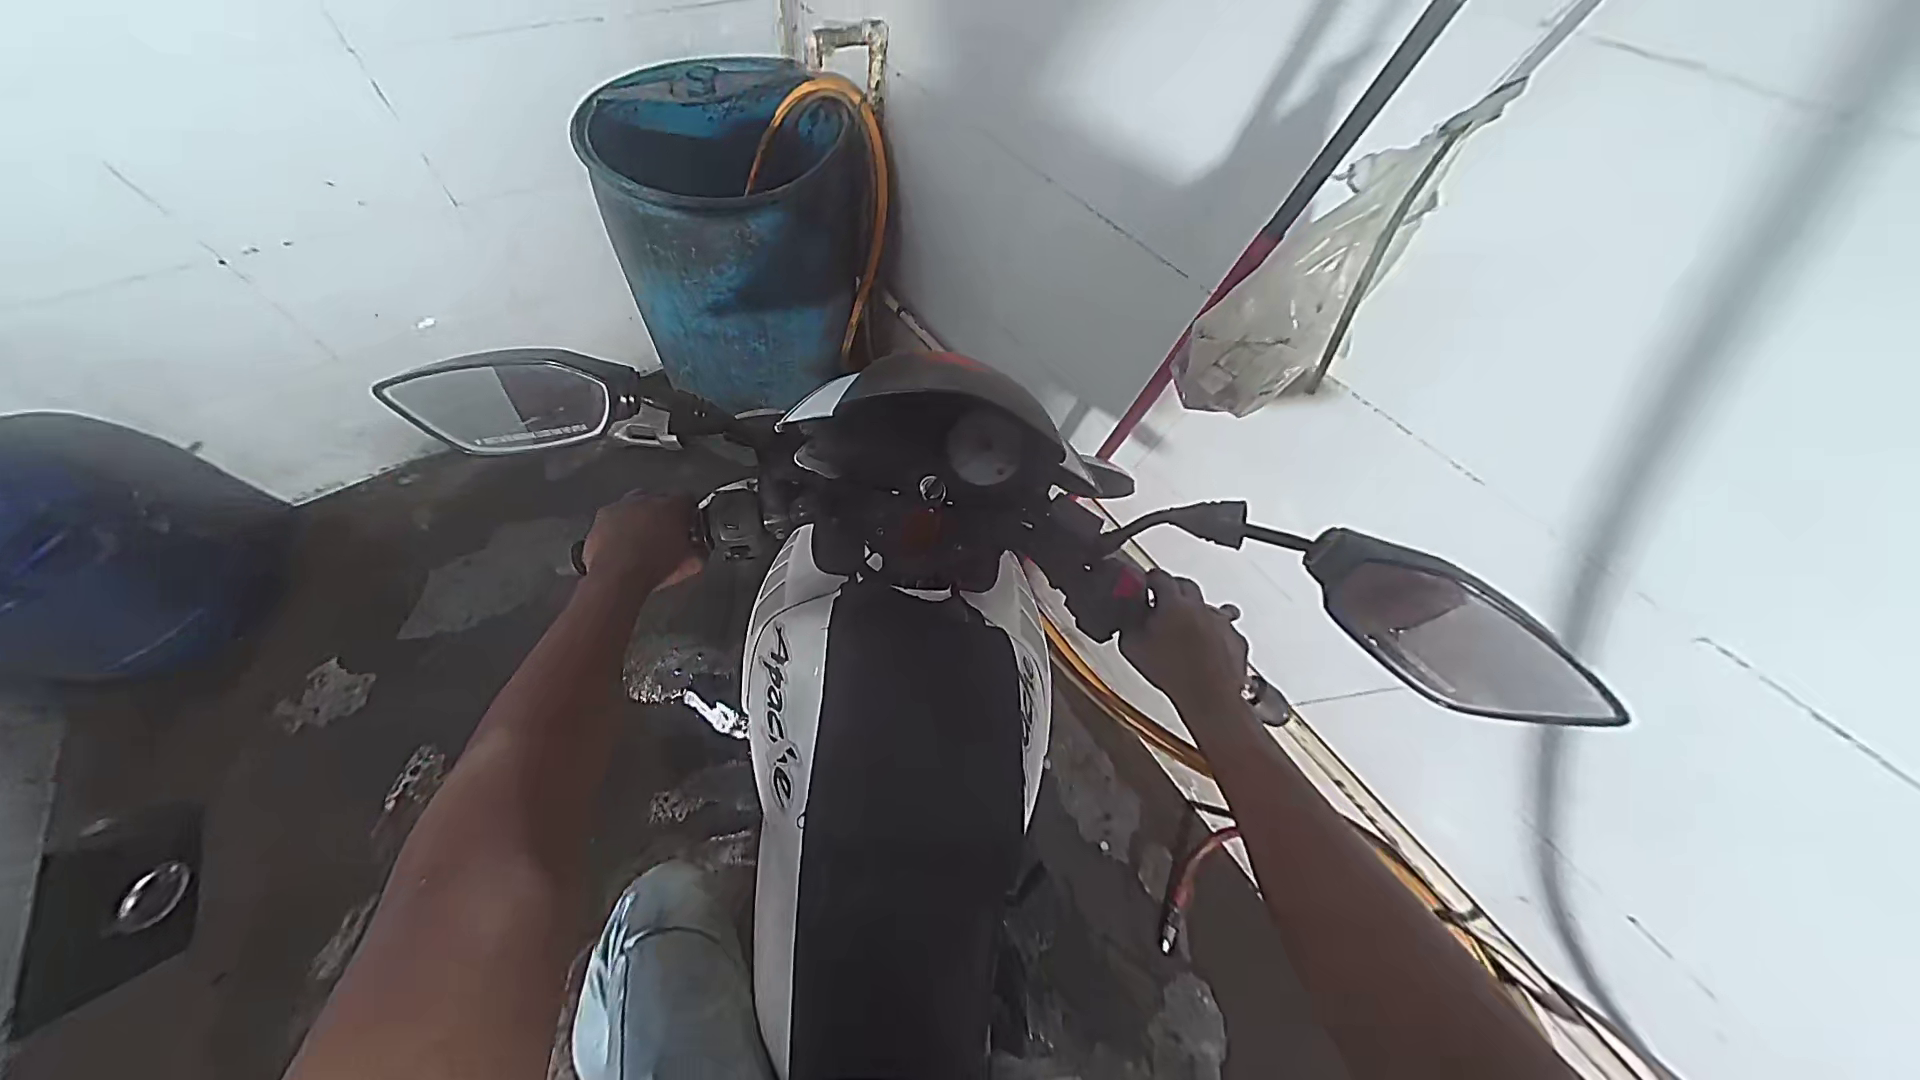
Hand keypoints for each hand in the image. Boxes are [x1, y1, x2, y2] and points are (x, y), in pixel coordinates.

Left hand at [580, 492, 702, 593]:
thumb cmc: (656, 567)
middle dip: (664, 514)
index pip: (688, 498)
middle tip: (666, 535)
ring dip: (640, 518)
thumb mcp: (693, 563)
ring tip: (642, 541)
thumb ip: (700, 549)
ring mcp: (621, 506)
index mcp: (674, 506)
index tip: (689, 527)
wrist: (617, 577)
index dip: (690, 514)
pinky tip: (622, 547)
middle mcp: (647, 499)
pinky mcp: (601, 517)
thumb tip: (699, 548)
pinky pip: (615, 518)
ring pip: (635, 506)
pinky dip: (619, 528)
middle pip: (659, 499)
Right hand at [1120, 570, 1248, 712]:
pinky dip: (1216, 634)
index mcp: (1174, 603)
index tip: (1145, 585)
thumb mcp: (1132, 646)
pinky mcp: (1237, 641)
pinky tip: (1207, 646)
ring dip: (1197, 611)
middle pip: (1186, 585)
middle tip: (1162, 600)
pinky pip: (1226, 630)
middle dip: (1173, 589)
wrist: (1209, 697)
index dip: (1149, 580)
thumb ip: (1128, 623)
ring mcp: (1222, 623)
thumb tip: (1127, 613)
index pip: (1160, 577)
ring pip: (1209, 606)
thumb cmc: (1172, 671)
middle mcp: (1201, 607)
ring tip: (1186, 625)